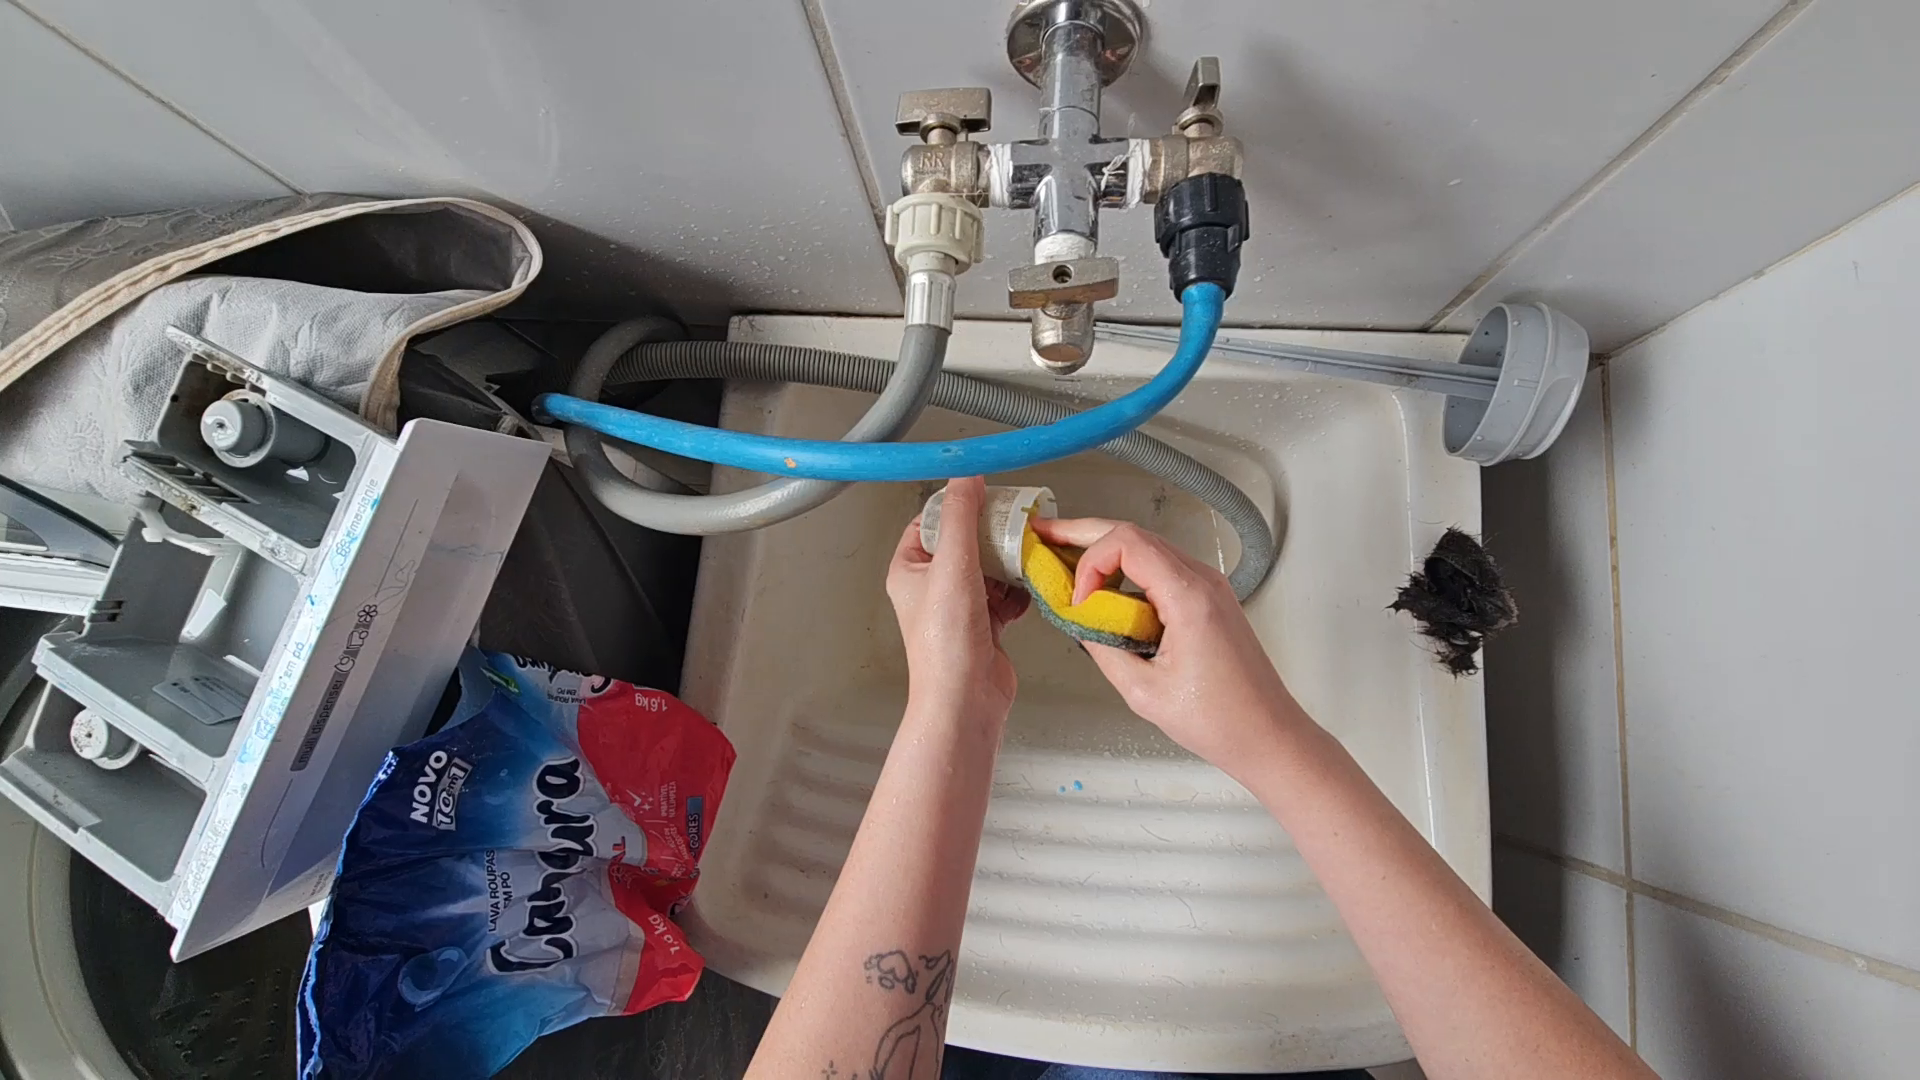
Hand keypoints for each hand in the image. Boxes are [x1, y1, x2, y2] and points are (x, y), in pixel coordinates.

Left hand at [886, 477, 1030, 715]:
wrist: (966, 699)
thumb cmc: (947, 640)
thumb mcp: (953, 564)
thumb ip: (961, 516)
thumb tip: (966, 475)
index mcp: (909, 570)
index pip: (930, 522)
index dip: (956, 507)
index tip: (986, 495)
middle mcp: (930, 587)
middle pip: (965, 543)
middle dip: (992, 534)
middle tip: (1017, 522)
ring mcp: (958, 606)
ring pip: (988, 568)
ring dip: (1009, 562)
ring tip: (1028, 554)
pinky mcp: (984, 625)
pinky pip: (1004, 595)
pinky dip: (1018, 591)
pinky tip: (1029, 589)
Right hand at [1028, 517, 1305, 777]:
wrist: (1269, 735)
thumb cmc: (1219, 720)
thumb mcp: (1143, 691)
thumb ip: (1102, 647)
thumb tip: (1077, 620)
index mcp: (1189, 596)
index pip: (1127, 543)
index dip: (1090, 562)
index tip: (1078, 601)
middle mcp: (1202, 579)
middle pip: (1133, 533)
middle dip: (1084, 533)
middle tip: (1044, 534)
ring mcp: (1208, 586)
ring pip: (1146, 546)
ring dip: (1104, 550)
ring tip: (1063, 555)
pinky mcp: (1206, 598)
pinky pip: (1159, 568)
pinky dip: (1125, 570)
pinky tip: (1101, 584)